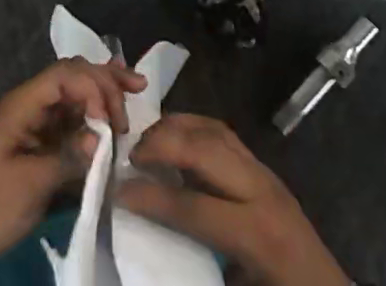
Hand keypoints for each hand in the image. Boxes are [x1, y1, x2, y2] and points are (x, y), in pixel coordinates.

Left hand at [0, 59, 146, 285]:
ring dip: (106, 88)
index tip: (110, 120)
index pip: (64, 75)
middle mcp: (32, 103)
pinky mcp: (45, 138)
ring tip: (136, 87)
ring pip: (78, 89)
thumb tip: (102, 138)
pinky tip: (116, 106)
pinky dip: (98, 108)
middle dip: (105, 80)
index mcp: (22, 104)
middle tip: (136, 93)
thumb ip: (68, 156)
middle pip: (73, 74)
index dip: (92, 87)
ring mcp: (39, 119)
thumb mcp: (30, 184)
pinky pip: (76, 113)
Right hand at [118, 115, 348, 285]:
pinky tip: (176, 136)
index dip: (152, 199)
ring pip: (217, 132)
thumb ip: (194, 257)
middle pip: (206, 150)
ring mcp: (267, 174)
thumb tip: (149, 235)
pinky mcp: (265, 168)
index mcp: (257, 234)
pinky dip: (195, 128)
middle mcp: (263, 192)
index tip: (119, 193)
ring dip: (178, 127)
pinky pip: (226, 135)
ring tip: (148, 139)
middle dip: (163, 144)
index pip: (193, 207)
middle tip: (130, 155)